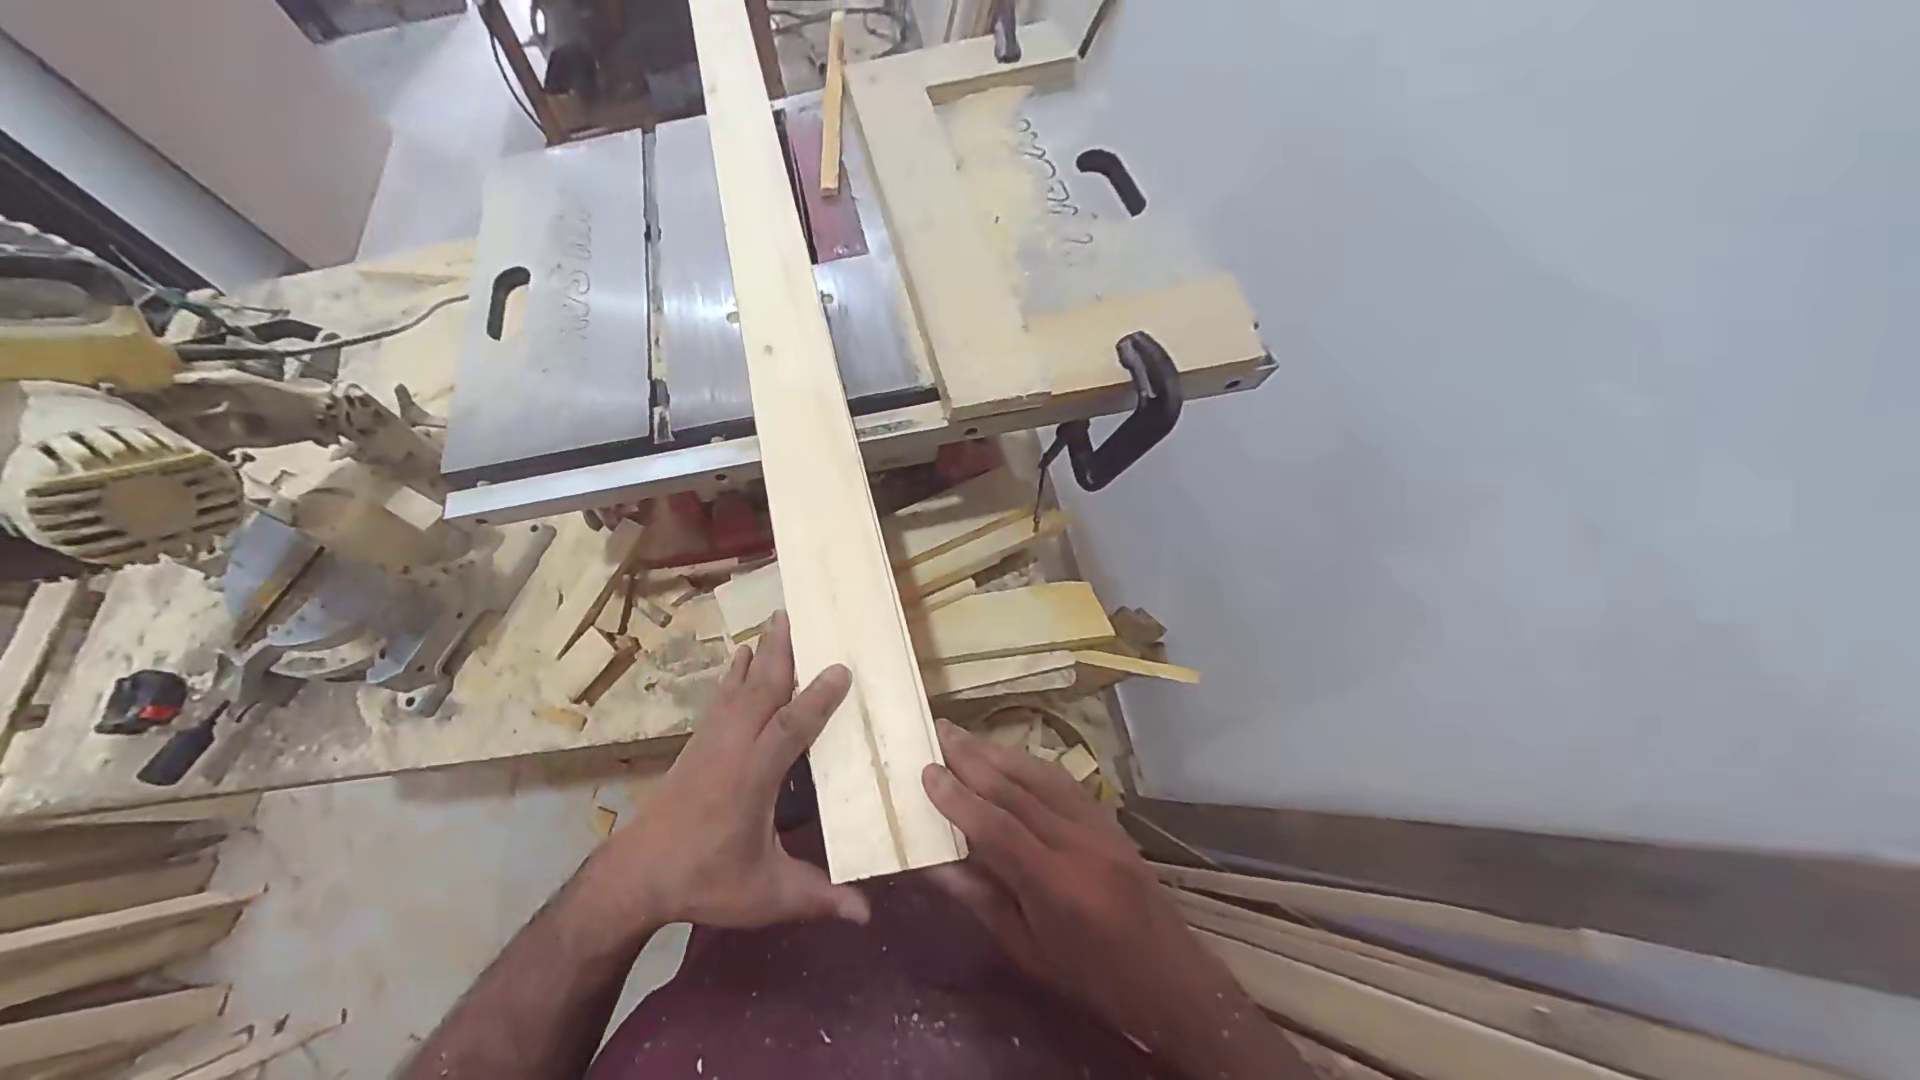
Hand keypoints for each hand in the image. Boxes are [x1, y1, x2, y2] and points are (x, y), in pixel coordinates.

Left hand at [580, 612, 870, 937]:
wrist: (635, 875)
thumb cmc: (704, 880)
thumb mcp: (763, 896)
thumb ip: (816, 898)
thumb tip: (868, 914)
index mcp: (751, 780)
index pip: (789, 730)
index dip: (816, 699)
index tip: (841, 669)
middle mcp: (731, 749)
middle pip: (760, 691)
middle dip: (780, 653)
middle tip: (795, 615)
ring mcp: (711, 742)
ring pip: (740, 688)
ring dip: (760, 654)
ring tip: (775, 621)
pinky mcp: (698, 743)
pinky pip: (722, 697)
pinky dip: (734, 673)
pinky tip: (740, 656)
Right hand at [921, 719, 1298, 1079]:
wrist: (1168, 976)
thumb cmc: (1091, 976)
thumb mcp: (1028, 952)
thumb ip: (981, 900)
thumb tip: (934, 861)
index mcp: (1057, 887)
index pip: (997, 828)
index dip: (958, 798)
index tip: (927, 771)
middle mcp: (1079, 845)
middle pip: (1017, 789)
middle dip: (973, 757)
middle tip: (940, 730)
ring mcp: (1099, 826)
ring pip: (1040, 775)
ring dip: (998, 751)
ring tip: (964, 734)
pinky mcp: (1109, 819)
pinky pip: (1065, 781)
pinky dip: (1029, 762)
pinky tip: (1008, 754)